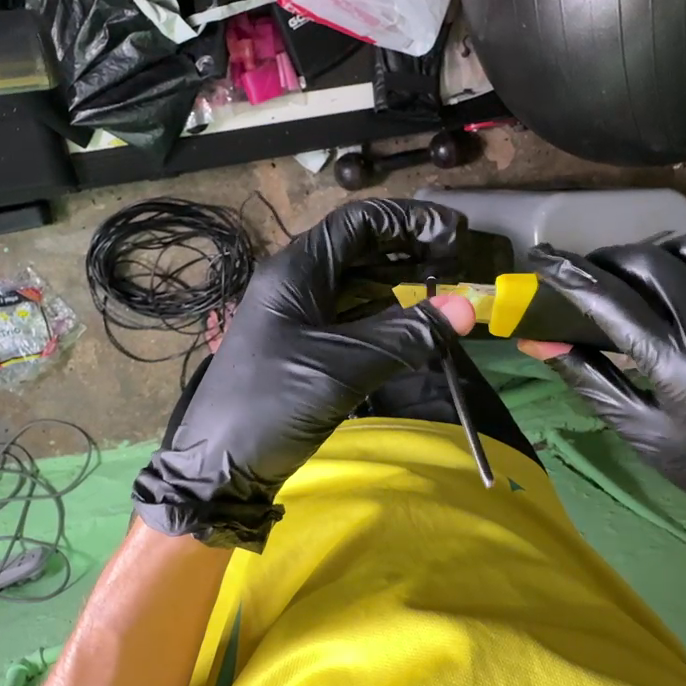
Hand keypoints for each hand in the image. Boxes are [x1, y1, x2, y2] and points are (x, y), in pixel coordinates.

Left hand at [133, 198, 474, 547]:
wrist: (219, 465)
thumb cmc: (272, 404)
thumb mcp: (344, 366)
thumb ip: (406, 335)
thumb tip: (466, 309)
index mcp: (295, 270)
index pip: (359, 222)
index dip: (410, 220)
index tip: (455, 234)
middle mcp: (295, 281)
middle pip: (359, 248)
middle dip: (409, 249)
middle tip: (457, 262)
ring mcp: (296, 314)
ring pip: (355, 283)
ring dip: (398, 281)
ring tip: (443, 289)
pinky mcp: (301, 345)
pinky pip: (348, 316)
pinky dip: (382, 314)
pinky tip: (411, 324)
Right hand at [522, 234, 685, 570]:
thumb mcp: (635, 427)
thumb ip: (586, 377)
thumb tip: (537, 338)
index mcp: (681, 369)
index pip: (612, 302)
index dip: (569, 274)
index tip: (542, 258)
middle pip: (655, 262)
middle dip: (614, 259)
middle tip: (598, 272)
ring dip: (664, 253)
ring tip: (648, 274)